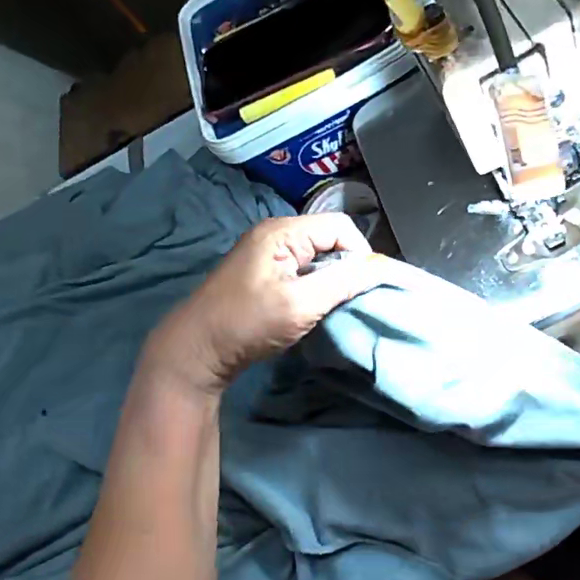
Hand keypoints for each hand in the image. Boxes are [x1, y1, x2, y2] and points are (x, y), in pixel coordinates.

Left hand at [143, 214, 387, 395]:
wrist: (196, 352)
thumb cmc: (247, 324)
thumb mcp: (301, 304)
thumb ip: (344, 282)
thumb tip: (383, 269)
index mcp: (282, 232)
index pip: (341, 227)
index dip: (361, 253)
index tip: (364, 287)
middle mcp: (275, 234)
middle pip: (331, 238)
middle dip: (349, 266)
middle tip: (352, 298)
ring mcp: (268, 253)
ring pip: (320, 255)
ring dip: (334, 278)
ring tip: (335, 304)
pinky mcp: (265, 273)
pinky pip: (305, 269)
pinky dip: (318, 285)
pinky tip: (316, 307)